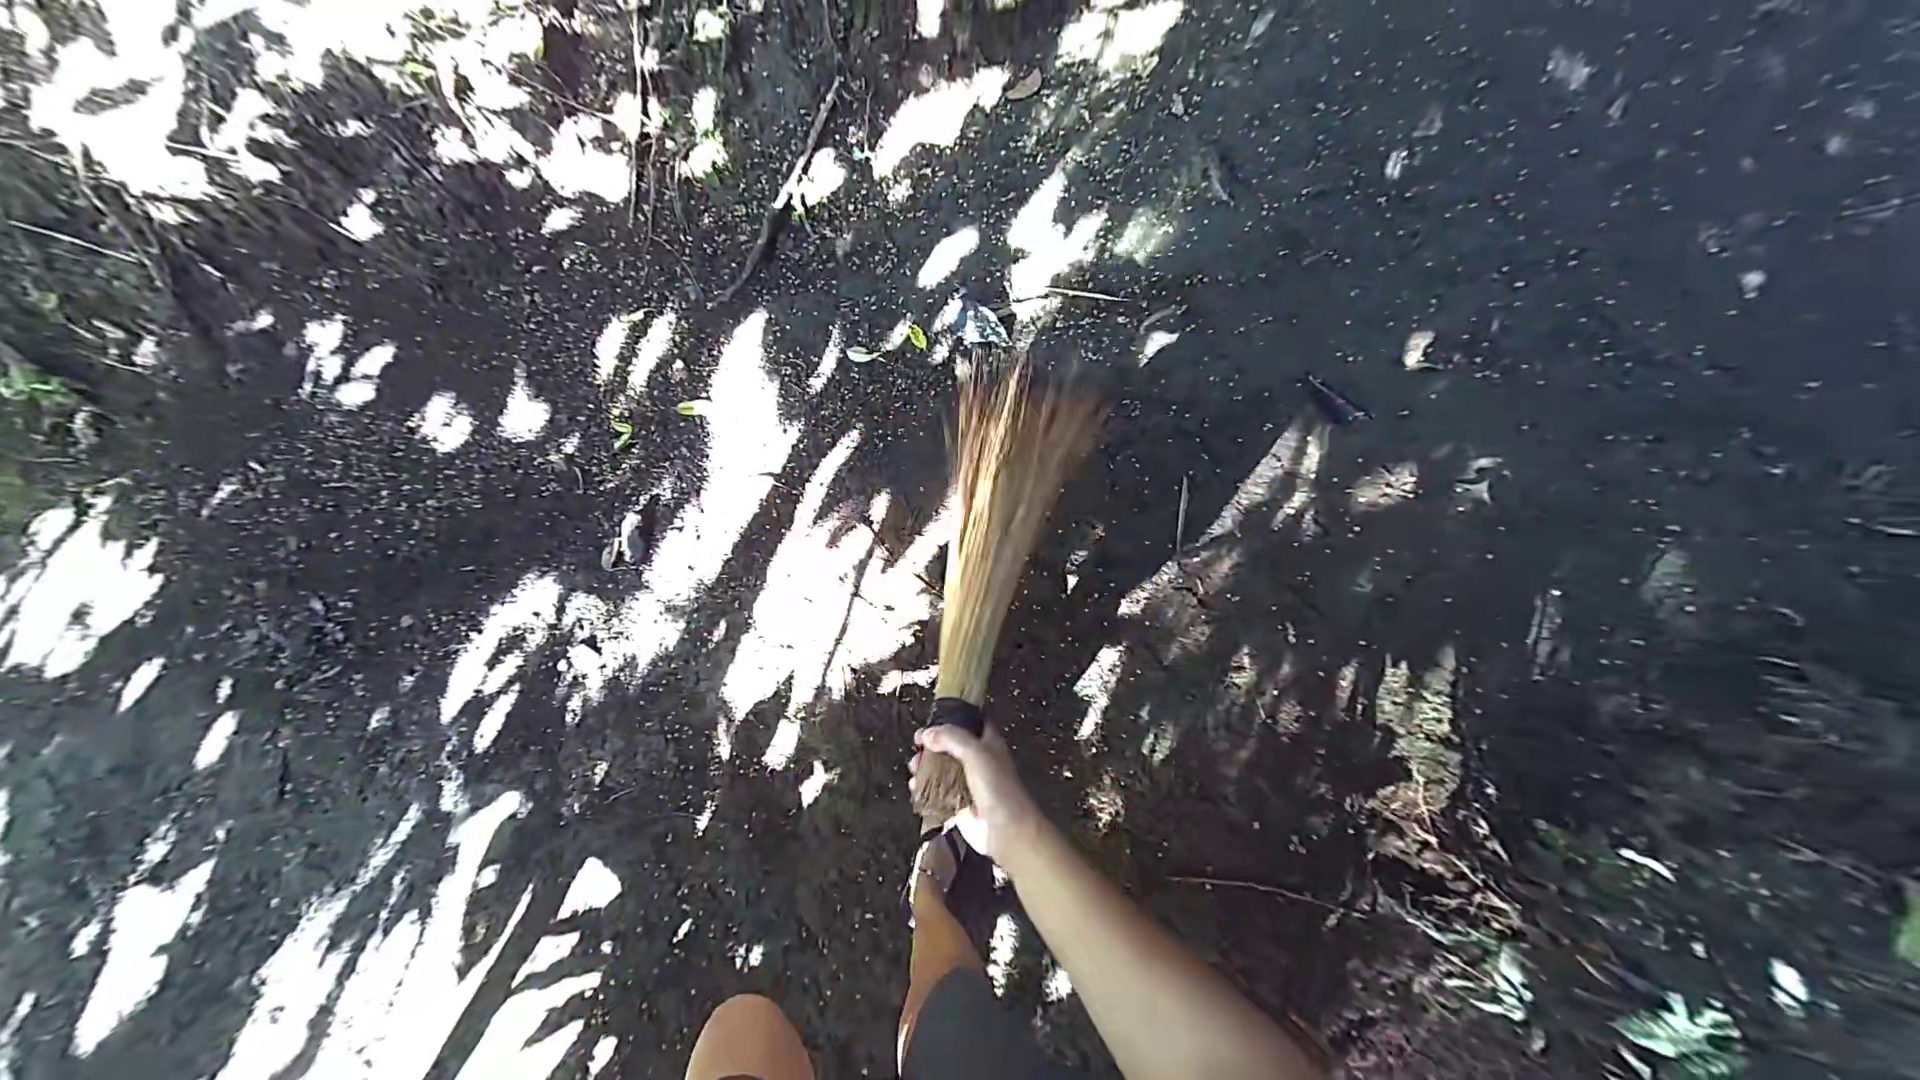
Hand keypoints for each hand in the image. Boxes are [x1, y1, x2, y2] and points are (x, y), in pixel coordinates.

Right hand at [910, 724, 1045, 864]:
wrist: (1005, 830)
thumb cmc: (995, 786)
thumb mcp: (975, 753)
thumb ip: (952, 738)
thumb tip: (927, 734)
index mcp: (987, 743)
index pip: (969, 723)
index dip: (950, 720)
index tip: (930, 723)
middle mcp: (978, 760)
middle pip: (951, 746)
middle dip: (932, 746)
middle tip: (917, 747)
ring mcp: (968, 783)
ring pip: (942, 768)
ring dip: (926, 766)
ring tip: (914, 768)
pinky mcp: (958, 804)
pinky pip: (938, 792)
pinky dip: (925, 788)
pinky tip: (915, 787)